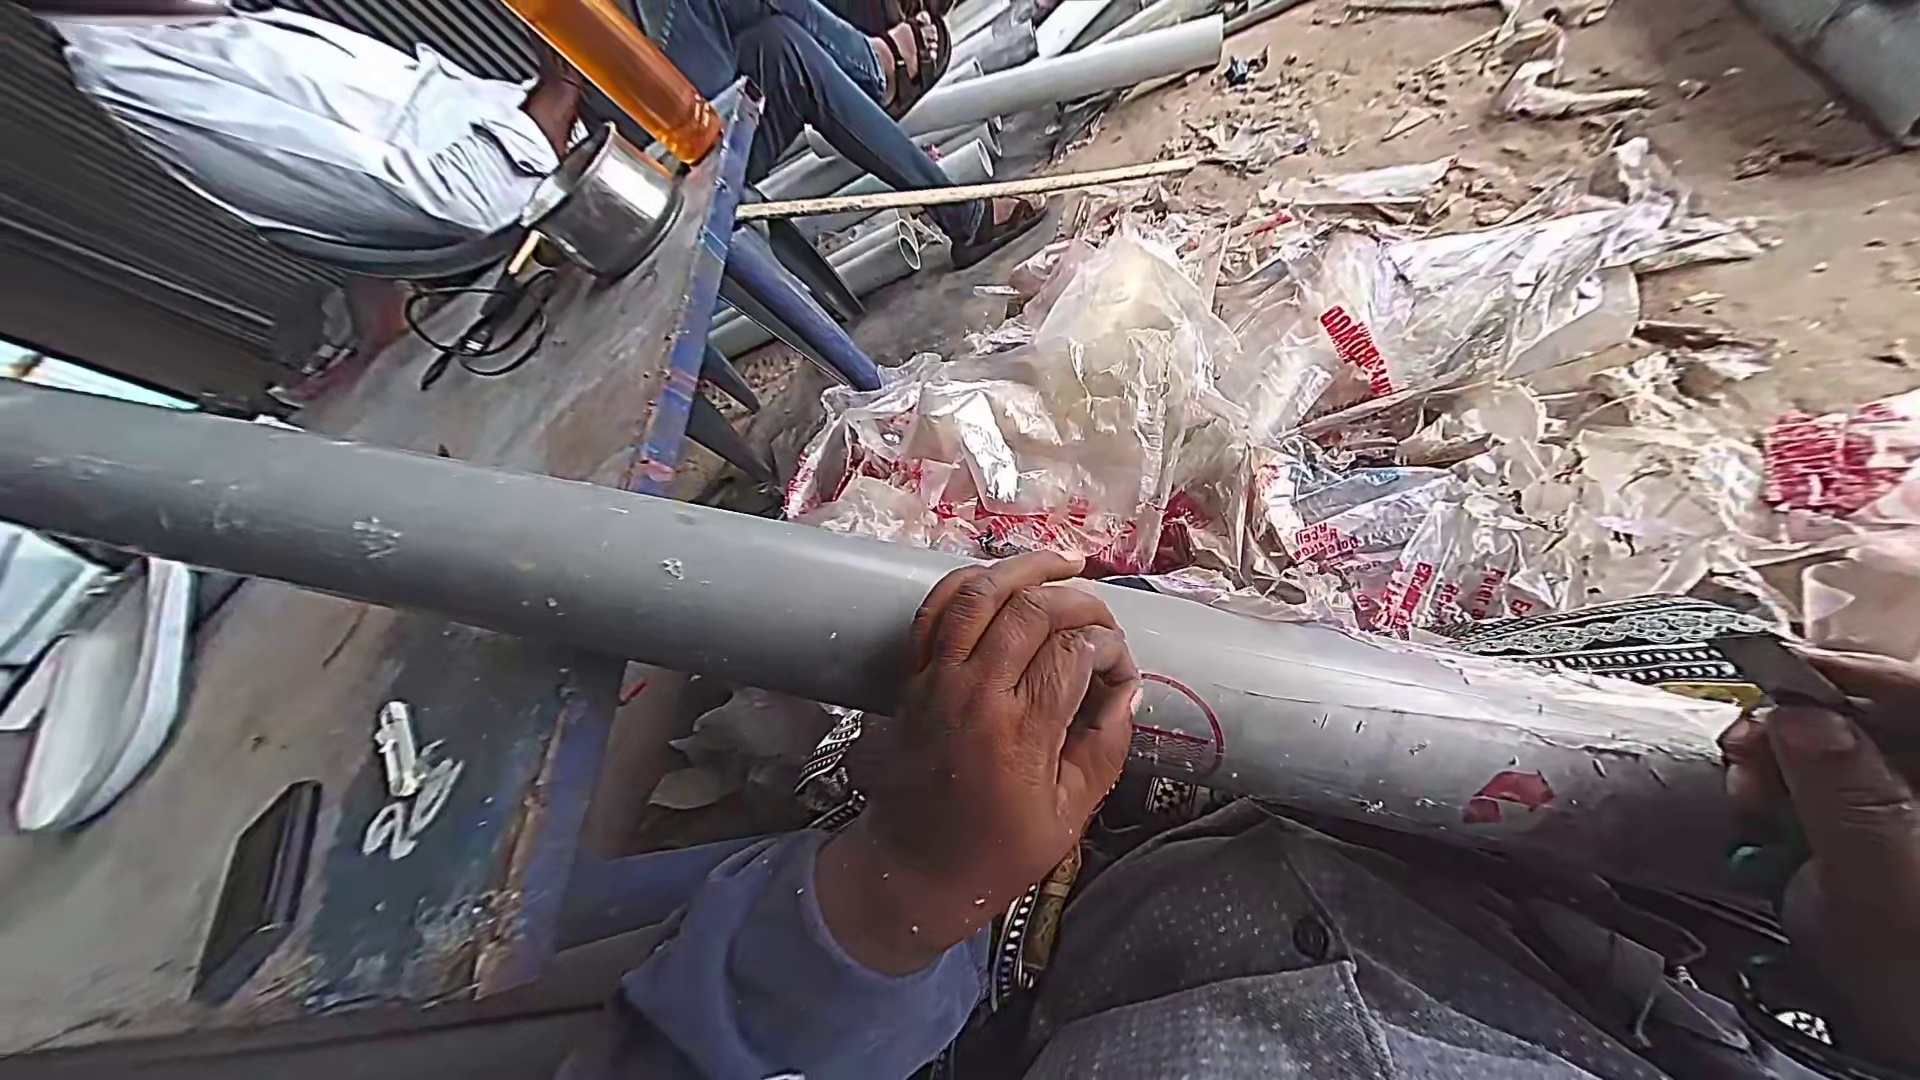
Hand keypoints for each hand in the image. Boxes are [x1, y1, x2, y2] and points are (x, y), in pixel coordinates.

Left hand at [817, 552, 1139, 973]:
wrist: (911, 866)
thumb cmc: (996, 851)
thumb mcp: (1069, 815)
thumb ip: (1105, 745)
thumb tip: (1127, 688)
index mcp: (1020, 732)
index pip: (1074, 653)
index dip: (1109, 646)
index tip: (1120, 663)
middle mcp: (975, 691)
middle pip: (1032, 611)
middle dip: (1080, 602)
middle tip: (1102, 618)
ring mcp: (936, 676)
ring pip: (979, 595)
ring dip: (1024, 568)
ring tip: (1065, 562)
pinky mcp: (913, 673)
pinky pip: (935, 608)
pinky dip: (968, 581)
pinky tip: (1000, 576)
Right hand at [1720, 649, 1919, 1067]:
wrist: (1901, 1032)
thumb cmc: (1912, 977)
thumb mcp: (1880, 894)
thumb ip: (1850, 800)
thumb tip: (1807, 716)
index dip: (1852, 671)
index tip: (1771, 659)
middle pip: (1869, 718)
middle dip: (1790, 728)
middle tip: (1743, 758)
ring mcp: (1906, 802)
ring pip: (1832, 742)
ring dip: (1772, 759)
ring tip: (1752, 800)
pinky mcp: (1873, 815)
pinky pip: (1815, 771)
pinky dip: (1774, 780)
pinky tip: (1761, 808)